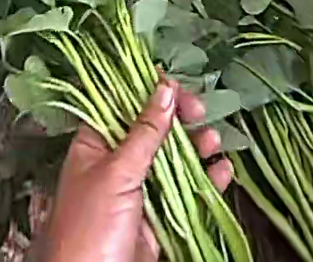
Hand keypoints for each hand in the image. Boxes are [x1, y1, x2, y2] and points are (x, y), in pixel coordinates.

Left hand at [39, 78, 231, 261]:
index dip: (148, 88)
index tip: (174, 83)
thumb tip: (165, 88)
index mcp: (96, 143)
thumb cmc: (90, 229)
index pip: (123, 101)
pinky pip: (184, 192)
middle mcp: (116, 161)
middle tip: (199, 111)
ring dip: (195, 145)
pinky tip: (222, 171)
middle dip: (178, 117)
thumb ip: (144, 131)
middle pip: (152, 127)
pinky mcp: (157, 218)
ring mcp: (138, 190)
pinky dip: (205, 180)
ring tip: (213, 140)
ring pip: (172, 157)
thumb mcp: (117, 173)